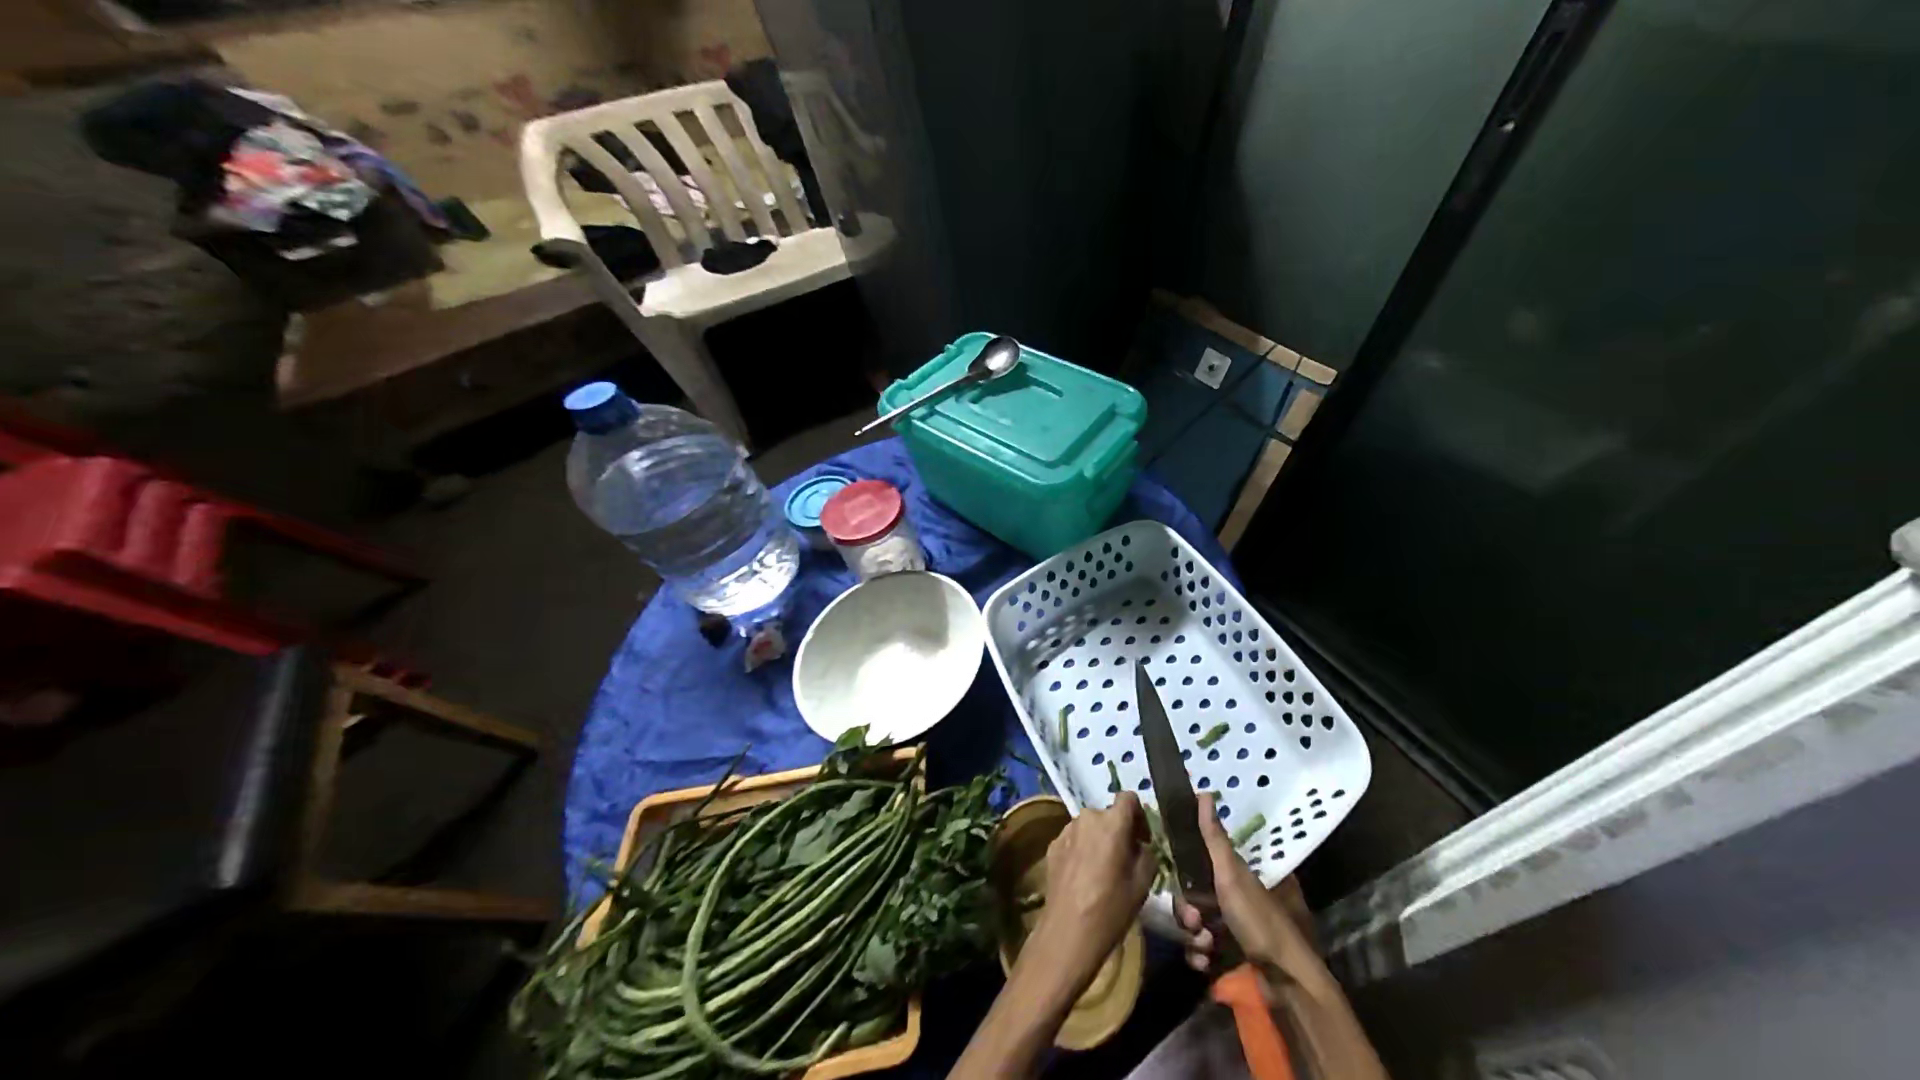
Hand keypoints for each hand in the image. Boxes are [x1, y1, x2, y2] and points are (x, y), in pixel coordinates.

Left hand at [1030, 792, 1156, 983]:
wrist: (1069, 929)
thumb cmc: (1112, 906)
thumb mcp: (1144, 882)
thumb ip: (1146, 853)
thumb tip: (1139, 844)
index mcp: (1112, 822)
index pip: (1128, 798)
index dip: (1139, 815)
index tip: (1143, 839)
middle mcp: (1087, 818)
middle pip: (1108, 815)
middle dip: (1119, 831)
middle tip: (1126, 858)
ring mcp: (1066, 830)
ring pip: (1090, 827)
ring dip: (1100, 840)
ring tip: (1104, 868)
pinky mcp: (1052, 845)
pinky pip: (1074, 839)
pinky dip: (1083, 849)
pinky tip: (1085, 875)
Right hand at [1176, 793, 1326, 986]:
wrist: (1286, 980)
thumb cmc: (1259, 920)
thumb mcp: (1232, 874)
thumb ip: (1214, 838)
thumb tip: (1204, 791)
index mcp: (1230, 875)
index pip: (1192, 867)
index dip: (1181, 877)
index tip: (1177, 887)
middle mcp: (1227, 898)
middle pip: (1189, 899)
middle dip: (1187, 914)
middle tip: (1197, 923)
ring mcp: (1228, 929)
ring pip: (1191, 927)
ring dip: (1192, 939)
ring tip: (1206, 947)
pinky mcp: (1227, 956)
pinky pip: (1199, 952)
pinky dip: (1200, 958)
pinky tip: (1206, 963)